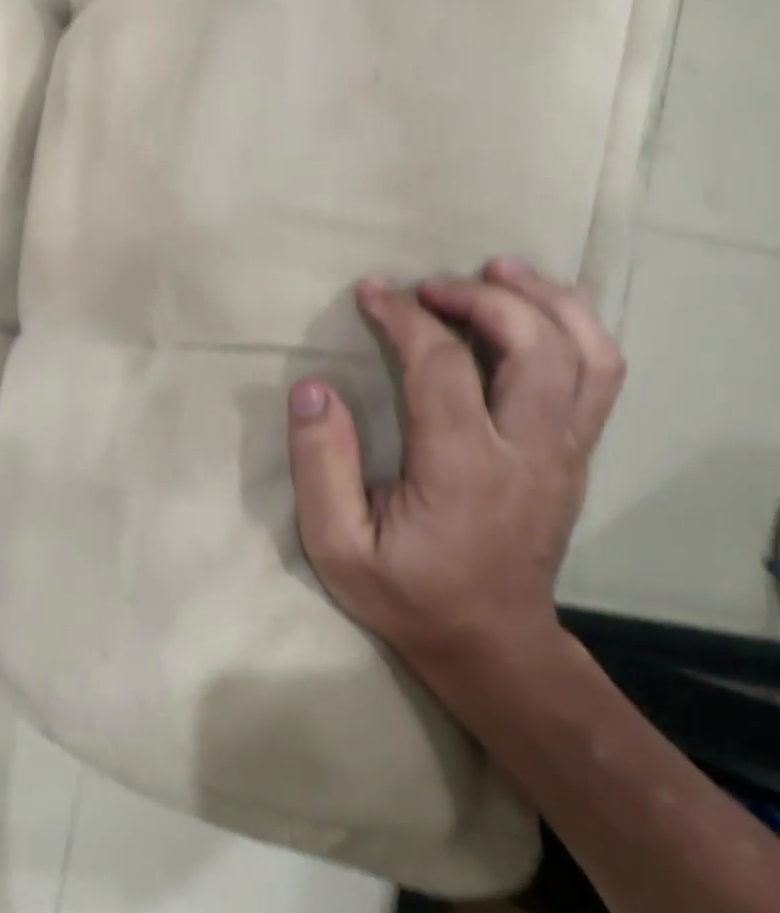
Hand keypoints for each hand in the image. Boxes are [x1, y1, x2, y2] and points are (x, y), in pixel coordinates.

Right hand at [286, 259, 626, 669]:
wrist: (486, 639)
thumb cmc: (401, 591)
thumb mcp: (334, 541)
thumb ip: (322, 464)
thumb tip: (313, 389)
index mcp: (463, 468)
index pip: (443, 368)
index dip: (405, 320)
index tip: (370, 293)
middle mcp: (528, 452)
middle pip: (535, 346)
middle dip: (482, 299)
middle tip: (428, 286)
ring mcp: (563, 453)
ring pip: (588, 354)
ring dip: (547, 302)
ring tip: (500, 272)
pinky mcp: (572, 457)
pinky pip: (599, 377)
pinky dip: (576, 331)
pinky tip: (541, 313)